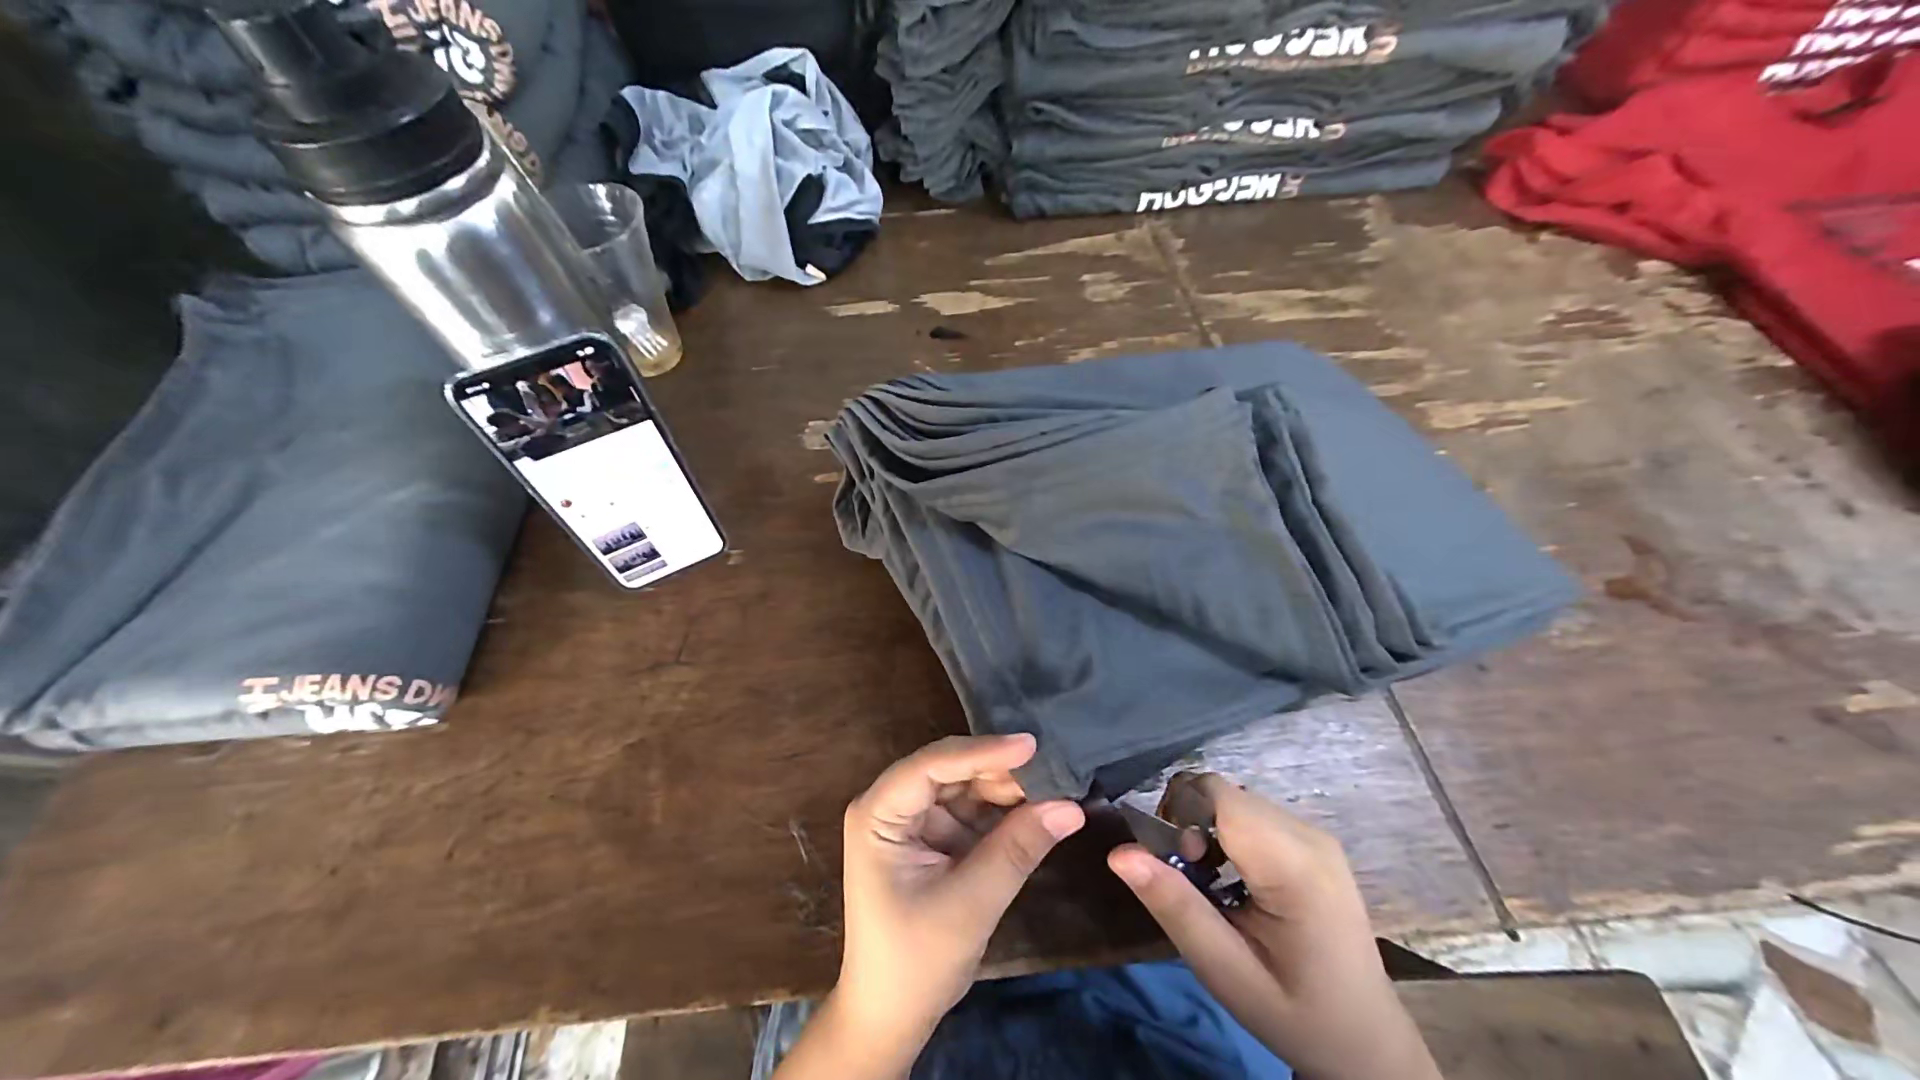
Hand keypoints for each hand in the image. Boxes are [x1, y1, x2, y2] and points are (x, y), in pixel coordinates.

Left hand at [776, 734, 1085, 1079]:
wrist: (892, 1017)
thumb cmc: (916, 962)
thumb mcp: (970, 905)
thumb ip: (1017, 850)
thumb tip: (1070, 806)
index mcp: (878, 814)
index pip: (931, 766)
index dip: (982, 751)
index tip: (1031, 745)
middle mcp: (893, 807)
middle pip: (951, 771)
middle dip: (1001, 770)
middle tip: (1056, 769)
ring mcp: (915, 822)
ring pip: (967, 788)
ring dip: (1008, 789)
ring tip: (1057, 786)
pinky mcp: (936, 839)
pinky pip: (974, 812)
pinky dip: (1005, 812)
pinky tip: (1040, 808)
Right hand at [1107, 773, 1441, 1079]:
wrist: (1367, 1043)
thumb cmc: (1295, 1014)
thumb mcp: (1224, 971)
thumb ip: (1174, 905)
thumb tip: (1119, 853)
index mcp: (1294, 865)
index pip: (1215, 793)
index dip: (1180, 815)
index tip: (1179, 867)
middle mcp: (1308, 834)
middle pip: (1221, 792)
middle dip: (1188, 823)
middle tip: (1193, 881)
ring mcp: (1315, 834)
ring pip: (1232, 799)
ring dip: (1205, 829)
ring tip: (1213, 884)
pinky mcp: (1312, 841)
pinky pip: (1250, 813)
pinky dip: (1226, 834)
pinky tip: (1234, 880)